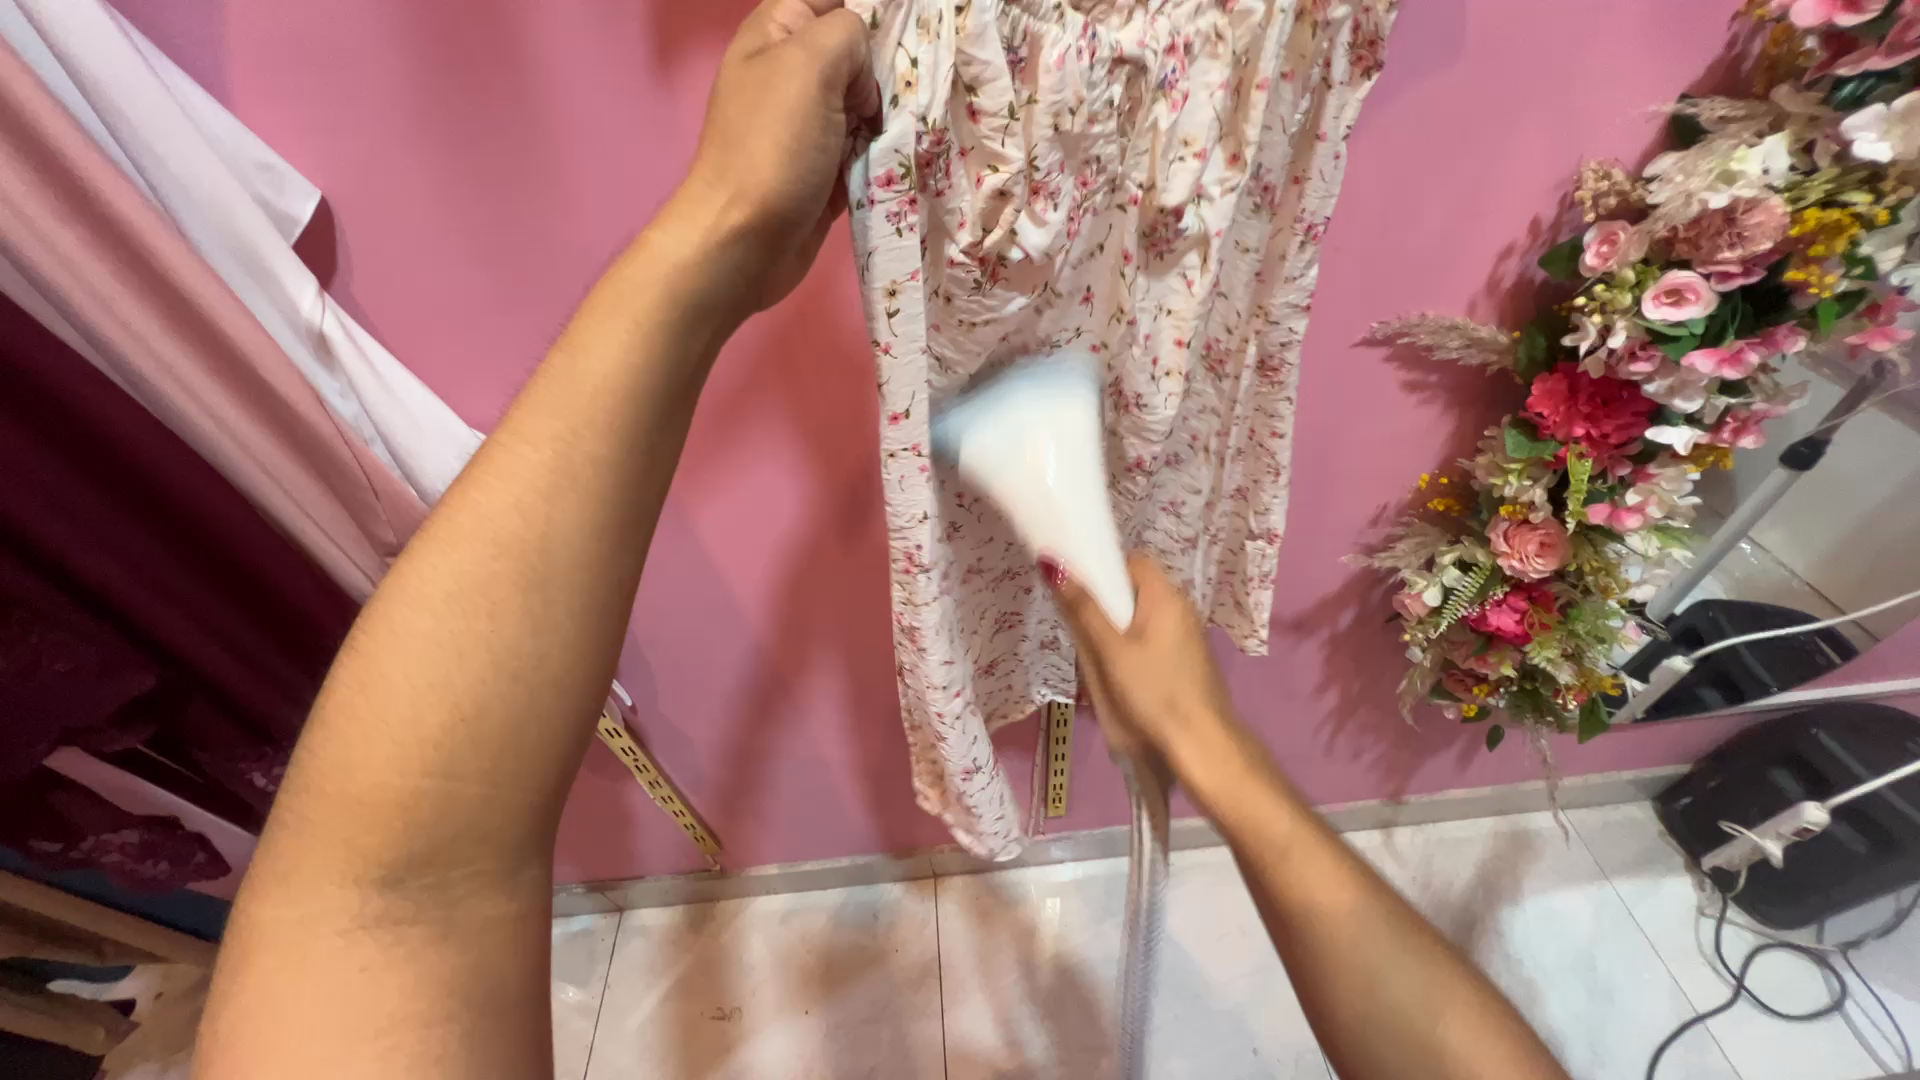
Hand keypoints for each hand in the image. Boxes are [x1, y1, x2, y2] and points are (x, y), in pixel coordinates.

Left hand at [664, 0, 880, 315]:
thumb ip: (847, 35)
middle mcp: (792, 72)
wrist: (745, 242)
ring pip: (866, 105)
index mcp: (778, 31)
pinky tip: (898, 162)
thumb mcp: (809, 65)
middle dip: (887, 68)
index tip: (908, 35)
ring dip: (889, 118)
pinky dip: (881, 157)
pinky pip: (864, 152)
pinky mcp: (824, 170)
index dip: (872, 12)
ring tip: (906, 129)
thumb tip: (865, 68)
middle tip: (904, 91)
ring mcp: (809, 126)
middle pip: (857, 52)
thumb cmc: (771, 149)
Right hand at [1049, 554, 1240, 762]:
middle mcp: (1182, 607)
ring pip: (1144, 614)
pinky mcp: (1188, 658)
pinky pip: (1154, 635)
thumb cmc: (1153, 691)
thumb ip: (1082, 608)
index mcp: (1165, 595)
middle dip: (1107, 600)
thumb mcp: (1110, 651)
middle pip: (1137, 588)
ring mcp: (1188, 633)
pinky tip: (1120, 669)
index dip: (1104, 567)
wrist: (1202, 743)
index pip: (1133, 561)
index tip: (1079, 588)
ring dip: (1118, 625)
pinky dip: (1133, 642)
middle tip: (1080, 624)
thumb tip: (1052, 563)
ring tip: (1095, 650)